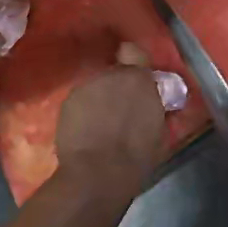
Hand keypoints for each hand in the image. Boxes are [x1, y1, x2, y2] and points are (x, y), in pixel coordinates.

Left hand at [53, 43, 165, 208]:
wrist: (97, 174)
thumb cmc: (136, 157)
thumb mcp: (159, 130)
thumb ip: (156, 107)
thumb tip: (155, 103)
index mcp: (140, 79)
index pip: (135, 52)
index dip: (135, 63)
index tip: (137, 79)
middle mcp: (112, 74)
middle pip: (115, 73)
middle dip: (118, 87)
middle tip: (121, 110)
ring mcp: (87, 85)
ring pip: (97, 87)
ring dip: (101, 98)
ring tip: (101, 123)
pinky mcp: (68, 100)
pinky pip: (81, 100)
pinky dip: (84, 111)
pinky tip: (85, 131)